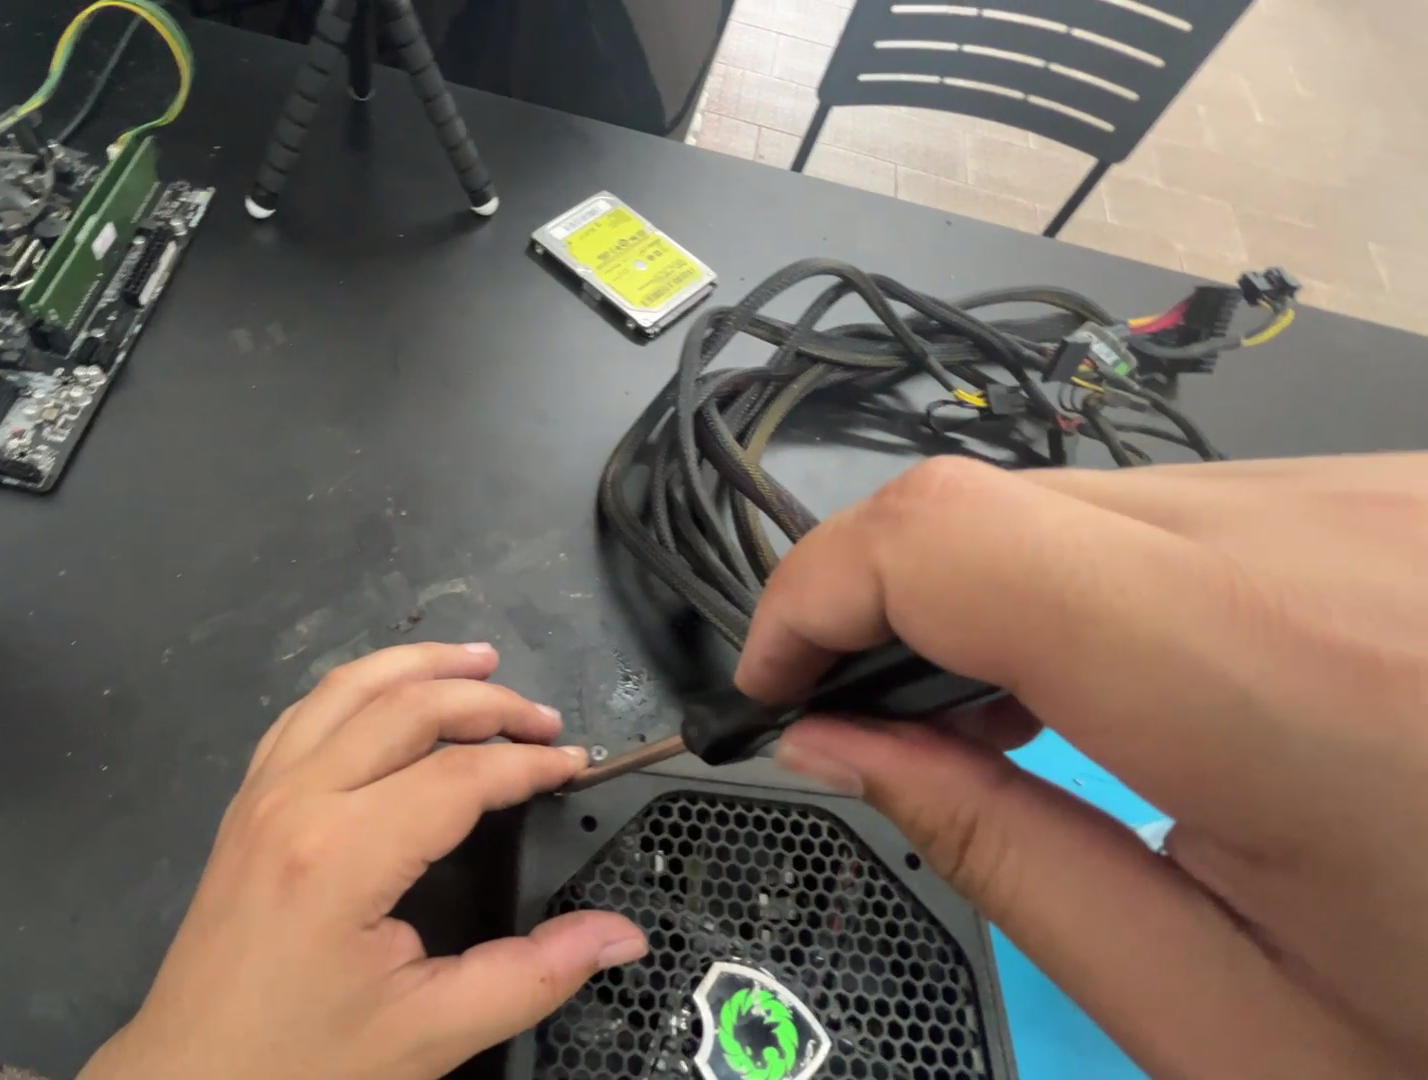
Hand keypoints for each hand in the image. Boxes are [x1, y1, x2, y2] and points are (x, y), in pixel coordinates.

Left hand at [80, 642, 647, 1079]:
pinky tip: (393, 690)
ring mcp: (265, 787)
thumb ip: (533, 975)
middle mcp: (299, 797)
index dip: (527, 764)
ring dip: (420, 663)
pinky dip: (361, 685)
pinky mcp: (249, 794)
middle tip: (544, 718)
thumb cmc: (305, 1062)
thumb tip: (621, 934)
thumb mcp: (429, 1033)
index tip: (573, 765)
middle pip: (408, 708)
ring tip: (480, 659)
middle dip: (489, 702)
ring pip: (350, 687)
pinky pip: (307, 710)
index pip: (459, 776)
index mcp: (343, 854)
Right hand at [735, 454, 1427, 1078]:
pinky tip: (1099, 685)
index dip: (809, 591)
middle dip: (871, 604)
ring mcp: (1389, 498)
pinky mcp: (1406, 505)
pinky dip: (1062, 589)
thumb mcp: (1234, 1021)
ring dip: (967, 599)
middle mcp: (1337, 534)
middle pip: (982, 507)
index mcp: (1285, 677)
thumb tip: (828, 744)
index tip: (774, 682)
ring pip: (1057, 506)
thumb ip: (987, 848)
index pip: (936, 534)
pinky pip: (1154, 517)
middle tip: (856, 715)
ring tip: (980, 717)